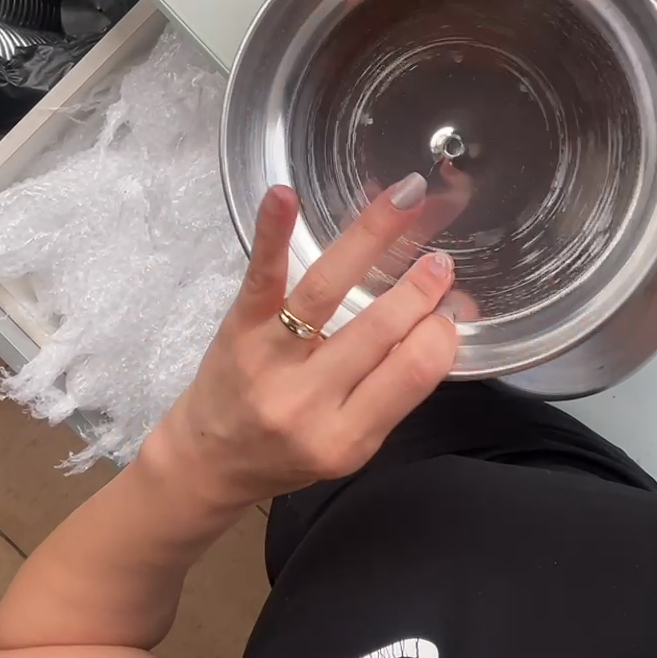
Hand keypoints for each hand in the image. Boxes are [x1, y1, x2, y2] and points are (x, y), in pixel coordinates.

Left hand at [139, 175, 459, 508]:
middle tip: (440, 261)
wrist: (207, 462)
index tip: (449, 309)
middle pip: (376, 331)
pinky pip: (261, 277)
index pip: (411, 374)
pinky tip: (283, 195)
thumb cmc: (286, 454)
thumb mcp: (349, 446)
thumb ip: (392, 391)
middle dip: (417, 289)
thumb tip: (443, 324)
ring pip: (326, 291)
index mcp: (345, 438)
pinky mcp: (238, 326)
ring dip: (371, 239)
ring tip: (405, 203)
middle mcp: (306, 401)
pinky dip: (273, 232)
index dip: (440, 334)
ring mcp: (268, 359)